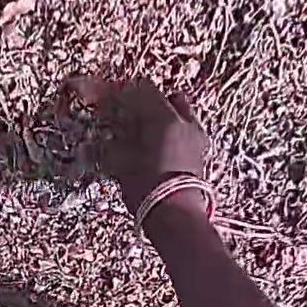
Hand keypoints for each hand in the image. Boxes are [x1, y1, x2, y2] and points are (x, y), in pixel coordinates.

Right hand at [68, 76, 210, 213]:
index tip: (112, 102)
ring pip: (180, 116)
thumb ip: (114, 140)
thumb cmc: (145, 186)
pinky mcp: (201, 153)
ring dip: (163, 119)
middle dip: (149, 104)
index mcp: (165, 119)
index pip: (144, 90)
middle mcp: (186, 122)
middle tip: (131, 118)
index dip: (125, 93)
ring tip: (145, 136)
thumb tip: (105, 132)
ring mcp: (197, 137)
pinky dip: (171, 135)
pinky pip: (185, 133)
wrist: (175, 216)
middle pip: (168, 99)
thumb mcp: (121, 161)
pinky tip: (157, 151)